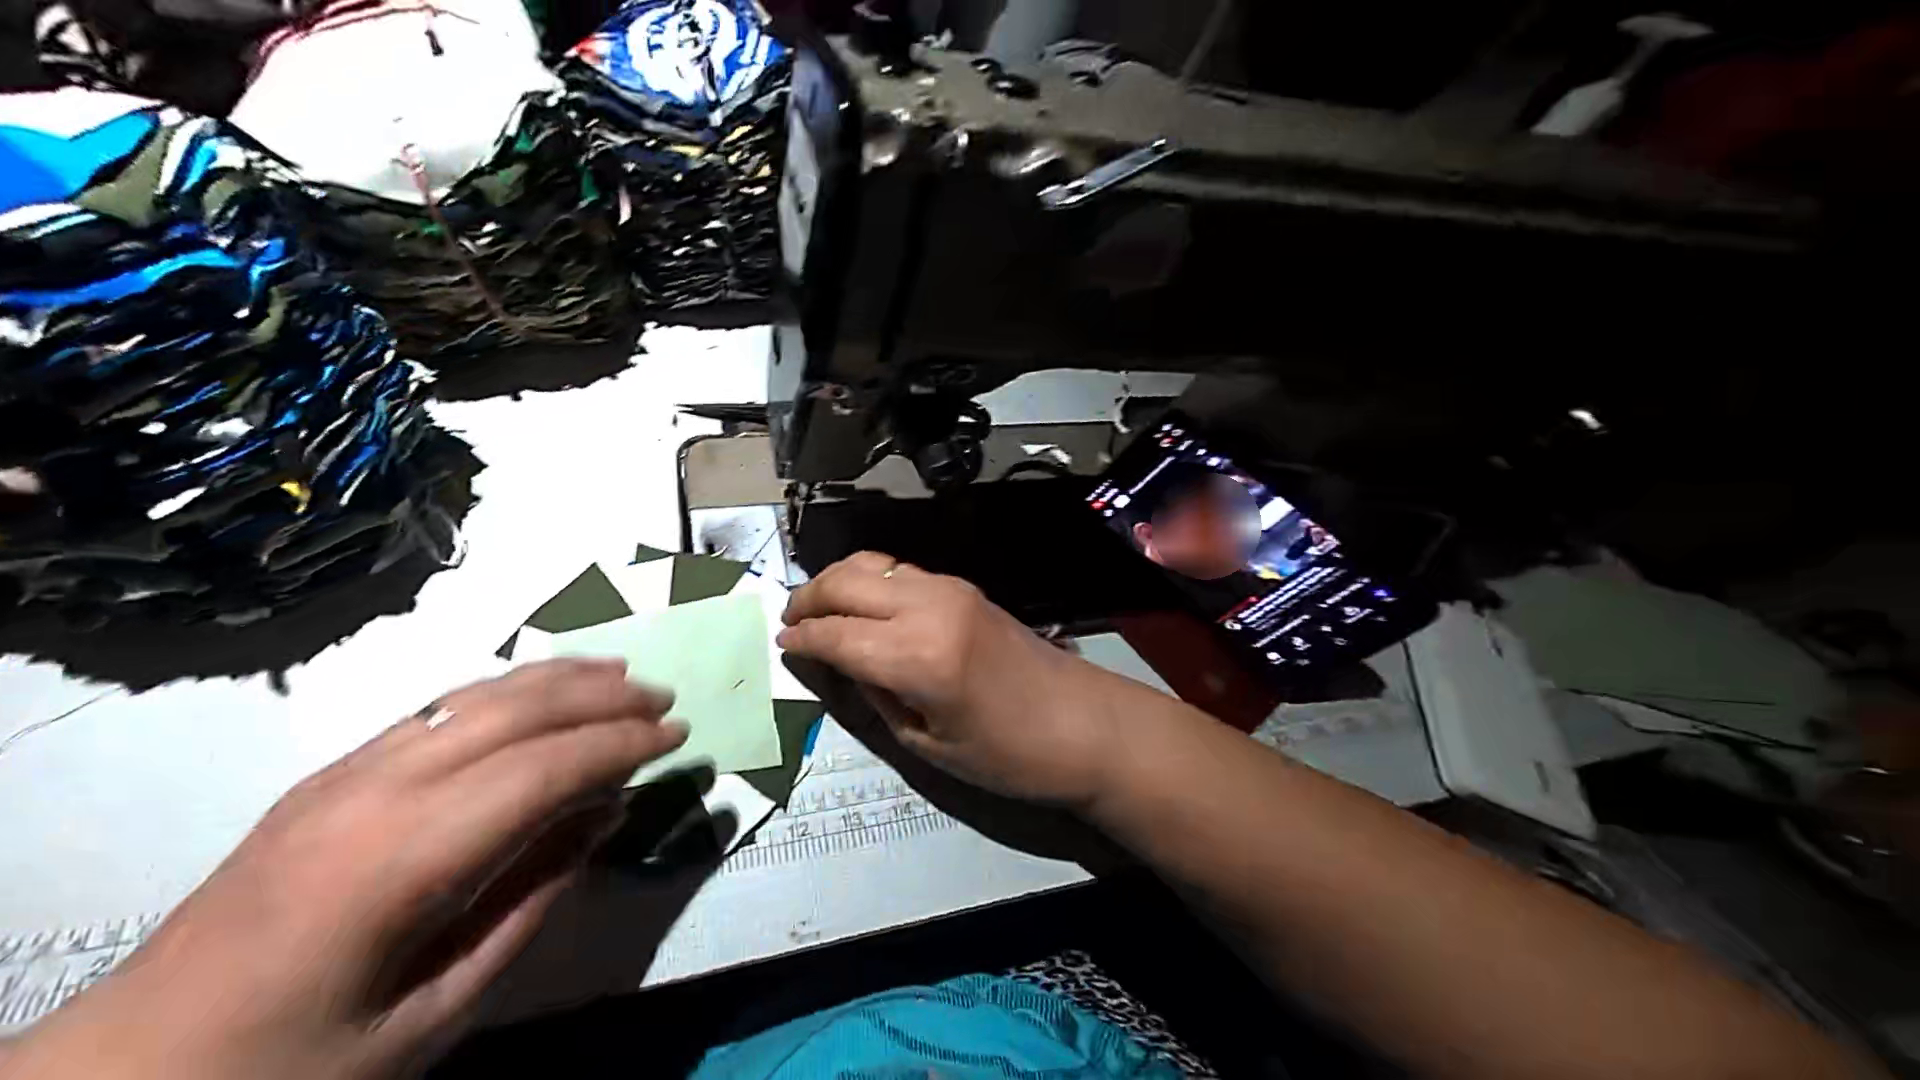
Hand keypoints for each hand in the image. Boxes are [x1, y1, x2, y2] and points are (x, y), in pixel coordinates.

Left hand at [4, 660, 684, 1079]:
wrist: (123, 1077)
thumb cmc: (295, 1064)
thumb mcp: (437, 1010)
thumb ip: (534, 898)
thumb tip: (606, 812)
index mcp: (401, 856)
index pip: (543, 768)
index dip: (620, 744)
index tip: (678, 735)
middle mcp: (376, 788)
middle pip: (515, 711)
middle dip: (602, 697)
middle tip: (664, 698)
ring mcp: (347, 771)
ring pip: (477, 694)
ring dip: (560, 678)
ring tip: (621, 675)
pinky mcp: (334, 772)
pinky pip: (442, 708)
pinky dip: (511, 689)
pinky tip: (542, 694)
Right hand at [778, 552, 1129, 807]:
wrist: (1085, 724)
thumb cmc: (1007, 754)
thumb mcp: (926, 742)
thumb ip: (873, 693)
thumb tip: (835, 661)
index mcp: (915, 654)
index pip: (834, 632)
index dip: (801, 638)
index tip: (780, 646)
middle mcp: (928, 605)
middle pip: (846, 580)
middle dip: (808, 597)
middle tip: (790, 622)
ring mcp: (951, 589)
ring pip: (874, 564)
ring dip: (839, 581)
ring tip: (820, 610)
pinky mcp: (966, 587)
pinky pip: (902, 572)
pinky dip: (871, 581)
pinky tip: (864, 607)